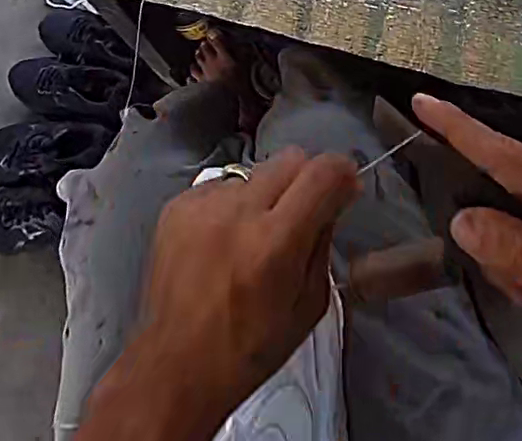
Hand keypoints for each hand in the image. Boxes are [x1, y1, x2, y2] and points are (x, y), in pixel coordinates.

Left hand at [77, 148, 360, 440]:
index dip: (340, 170)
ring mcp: (203, 204)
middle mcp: (237, 212)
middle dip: (304, 178)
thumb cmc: (249, 348)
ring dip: (264, 195)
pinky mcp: (178, 204)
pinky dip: (230, 205)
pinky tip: (222, 239)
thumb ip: (323, 244)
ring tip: (253, 235)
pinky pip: (220, 186)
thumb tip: (334, 198)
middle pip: (288, 159)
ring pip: (253, 173)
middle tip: (302, 209)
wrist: (175, 361)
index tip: (346, 180)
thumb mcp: (308, 306)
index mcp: (274, 242)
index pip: (319, 174)